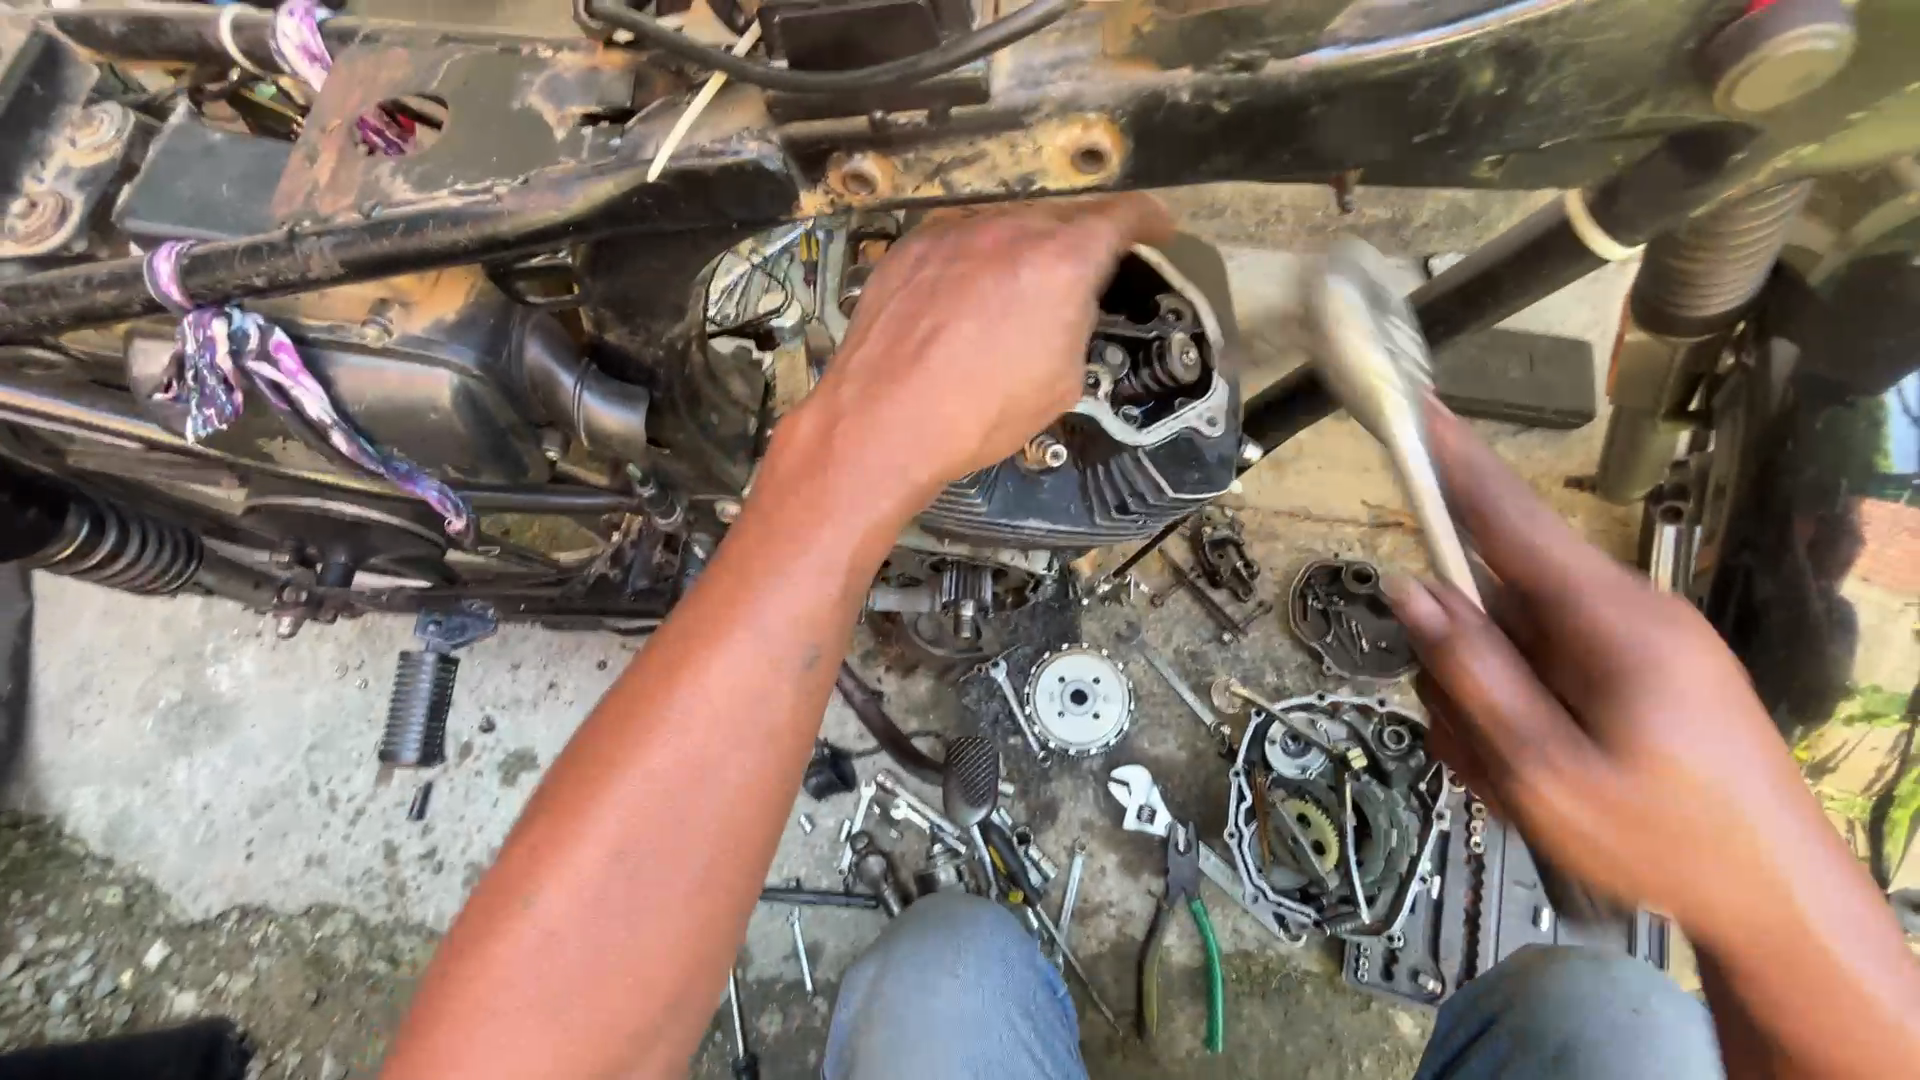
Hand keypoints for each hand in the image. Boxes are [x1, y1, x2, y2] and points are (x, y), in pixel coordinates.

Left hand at [785, 195, 1172, 506]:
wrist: (884, 420)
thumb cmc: (982, 414)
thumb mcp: (1061, 383)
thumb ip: (1076, 325)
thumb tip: (1064, 309)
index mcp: (1062, 260)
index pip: (1123, 216)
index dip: (1149, 222)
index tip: (1156, 230)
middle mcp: (1009, 227)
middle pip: (1064, 215)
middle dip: (1082, 241)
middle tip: (1081, 276)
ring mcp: (953, 231)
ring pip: (1007, 222)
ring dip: (1025, 248)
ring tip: (1017, 290)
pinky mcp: (911, 245)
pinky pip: (960, 239)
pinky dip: (976, 257)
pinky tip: (965, 295)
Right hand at [1383, 402, 1853, 942]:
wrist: (1784, 908)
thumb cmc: (1666, 841)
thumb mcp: (1541, 767)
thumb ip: (1469, 672)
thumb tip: (1412, 590)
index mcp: (1609, 619)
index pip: (1510, 520)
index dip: (1456, 464)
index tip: (1415, 409)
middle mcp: (1618, 613)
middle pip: (1488, 604)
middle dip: (1459, 669)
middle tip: (1478, 747)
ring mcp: (1626, 644)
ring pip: (1503, 645)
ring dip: (1483, 707)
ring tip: (1515, 776)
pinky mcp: (1628, 674)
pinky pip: (1535, 671)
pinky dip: (1512, 717)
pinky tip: (1532, 772)